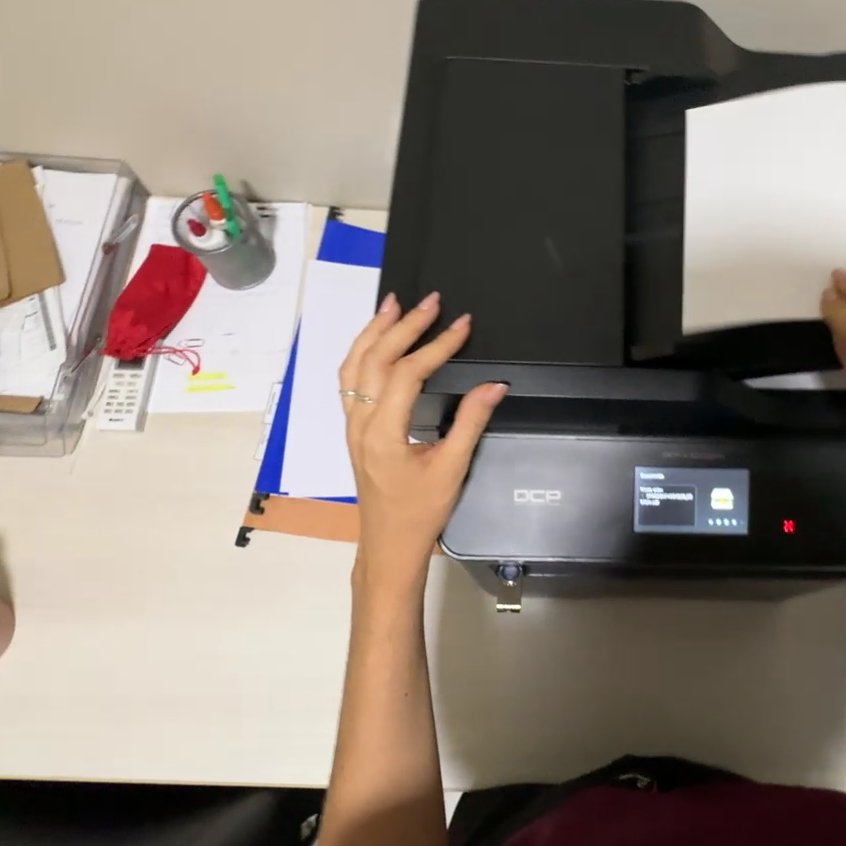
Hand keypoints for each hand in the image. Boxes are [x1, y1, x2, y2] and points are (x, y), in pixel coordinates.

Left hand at [338, 292, 508, 593]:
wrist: (388, 544)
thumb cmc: (420, 512)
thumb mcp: (452, 469)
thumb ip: (471, 423)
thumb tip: (495, 385)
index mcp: (384, 433)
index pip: (408, 374)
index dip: (437, 346)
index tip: (463, 325)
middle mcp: (361, 422)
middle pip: (375, 359)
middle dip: (404, 326)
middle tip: (431, 301)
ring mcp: (352, 424)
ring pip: (354, 365)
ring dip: (374, 331)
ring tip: (395, 304)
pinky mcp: (354, 427)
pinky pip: (350, 379)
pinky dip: (363, 351)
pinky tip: (378, 339)